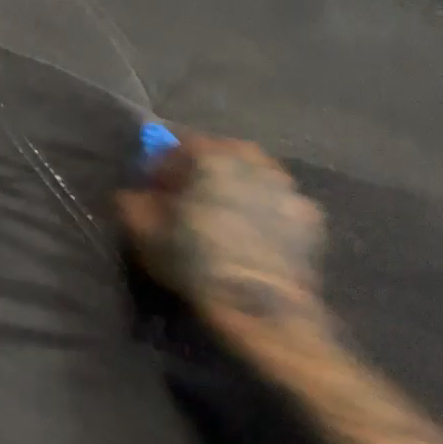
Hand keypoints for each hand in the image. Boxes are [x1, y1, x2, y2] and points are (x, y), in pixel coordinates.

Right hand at [116, 132, 327, 326]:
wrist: (258, 302)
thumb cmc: (191, 258)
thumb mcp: (140, 229)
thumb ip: (132, 201)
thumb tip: (135, 192)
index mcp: (212, 159)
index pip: (182, 141)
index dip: (162, 158)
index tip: (151, 180)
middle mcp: (255, 165)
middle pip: (226, 150)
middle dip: (204, 164)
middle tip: (186, 189)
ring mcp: (289, 191)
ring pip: (257, 174)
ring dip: (236, 183)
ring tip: (219, 209)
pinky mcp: (311, 220)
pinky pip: (278, 201)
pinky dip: (261, 206)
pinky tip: (248, 230)